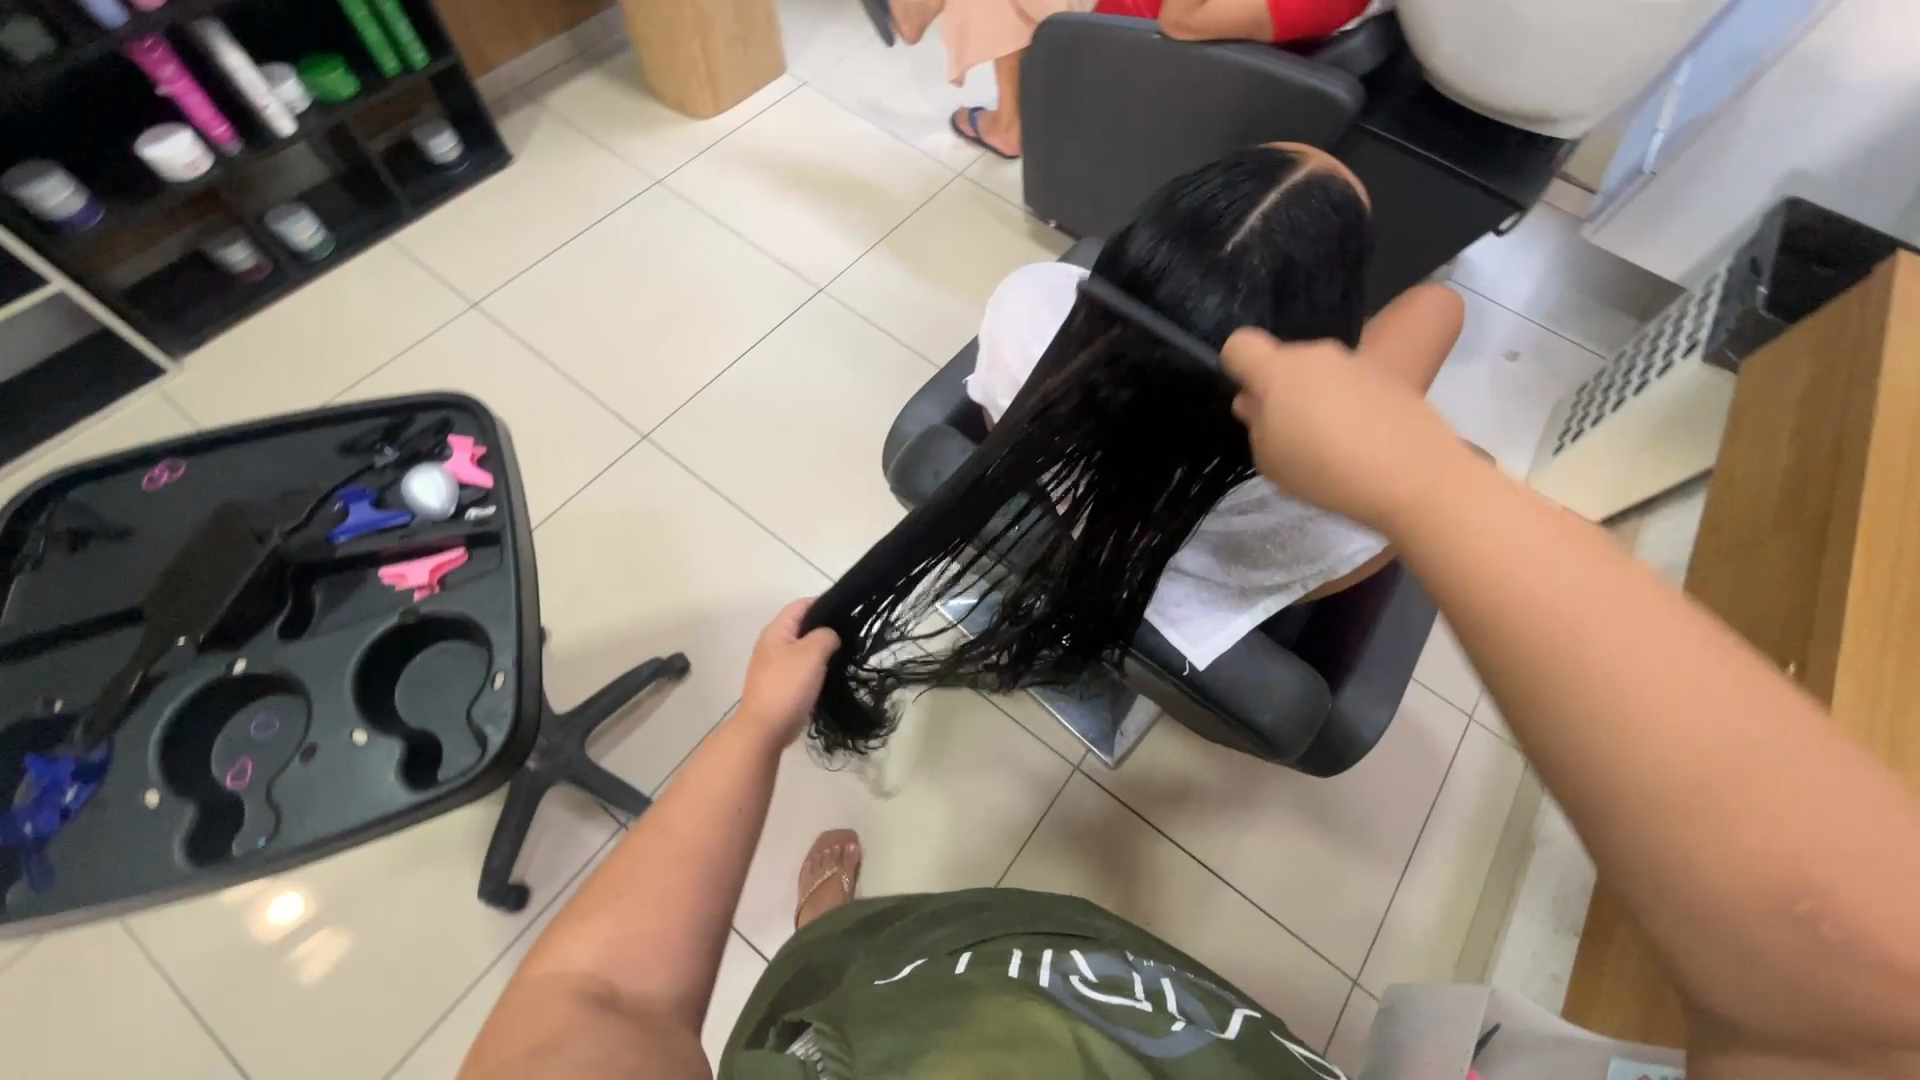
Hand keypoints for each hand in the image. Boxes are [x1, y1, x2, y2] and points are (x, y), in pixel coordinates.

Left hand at [733, 598, 839, 747]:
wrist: (766, 728)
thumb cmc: (788, 685)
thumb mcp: (812, 653)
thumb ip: (826, 635)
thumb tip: (831, 636)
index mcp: (776, 631)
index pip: (801, 605)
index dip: (824, 602)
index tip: (848, 609)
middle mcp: (773, 645)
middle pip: (802, 626)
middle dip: (825, 627)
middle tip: (851, 633)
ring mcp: (776, 666)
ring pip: (804, 649)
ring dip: (822, 650)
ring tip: (846, 652)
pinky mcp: (782, 685)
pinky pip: (803, 668)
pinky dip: (817, 668)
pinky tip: (833, 673)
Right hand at [1223, 329, 1474, 531]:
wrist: (1413, 474)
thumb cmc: (1323, 468)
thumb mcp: (1269, 459)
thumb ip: (1257, 423)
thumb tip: (1257, 402)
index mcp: (1278, 370)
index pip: (1239, 345)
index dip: (1236, 367)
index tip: (1249, 398)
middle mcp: (1316, 354)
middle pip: (1283, 361)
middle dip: (1280, 389)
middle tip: (1288, 432)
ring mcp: (1355, 363)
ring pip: (1318, 374)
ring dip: (1314, 398)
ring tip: (1328, 442)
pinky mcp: (1387, 379)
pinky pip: (1350, 386)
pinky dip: (1346, 407)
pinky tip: (1357, 442)